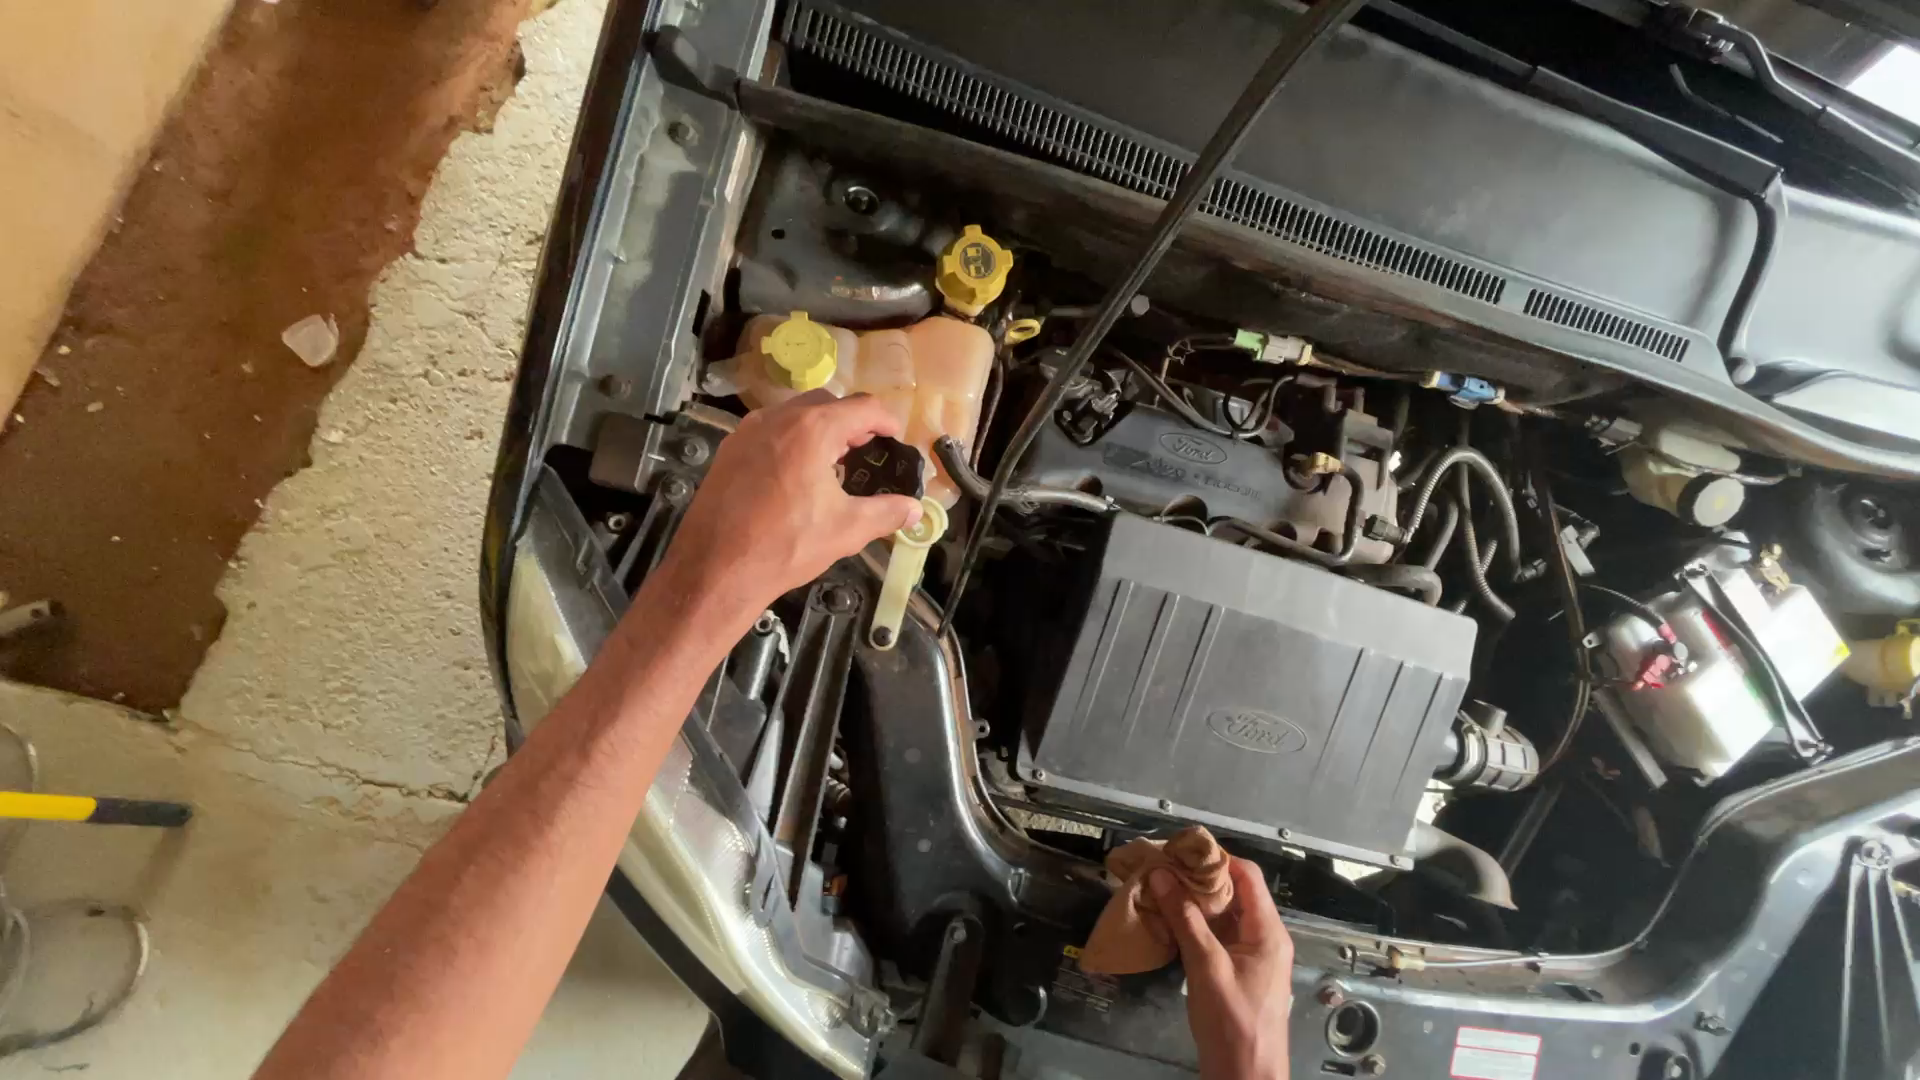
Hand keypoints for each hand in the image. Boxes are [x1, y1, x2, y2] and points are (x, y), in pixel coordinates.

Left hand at [657, 390, 923, 629]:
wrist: (715, 569)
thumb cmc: (785, 545)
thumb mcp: (846, 530)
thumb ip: (886, 513)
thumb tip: (915, 510)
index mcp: (812, 430)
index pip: (862, 407)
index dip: (887, 420)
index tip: (897, 437)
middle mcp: (778, 419)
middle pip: (827, 402)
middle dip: (852, 420)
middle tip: (867, 449)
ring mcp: (748, 431)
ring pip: (794, 414)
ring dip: (820, 428)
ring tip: (834, 461)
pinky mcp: (729, 450)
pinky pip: (770, 430)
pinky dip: (792, 440)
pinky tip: (797, 474)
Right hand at [1152, 858, 1293, 1079]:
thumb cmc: (1233, 1025)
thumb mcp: (1206, 967)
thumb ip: (1185, 918)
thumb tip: (1161, 874)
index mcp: (1268, 932)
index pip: (1247, 875)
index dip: (1216, 858)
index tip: (1180, 851)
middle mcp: (1265, 937)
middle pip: (1235, 891)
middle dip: (1199, 877)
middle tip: (1163, 867)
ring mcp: (1252, 956)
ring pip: (1224, 913)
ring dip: (1194, 899)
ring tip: (1161, 887)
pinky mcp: (1238, 971)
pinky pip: (1218, 933)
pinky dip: (1195, 921)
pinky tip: (1170, 918)